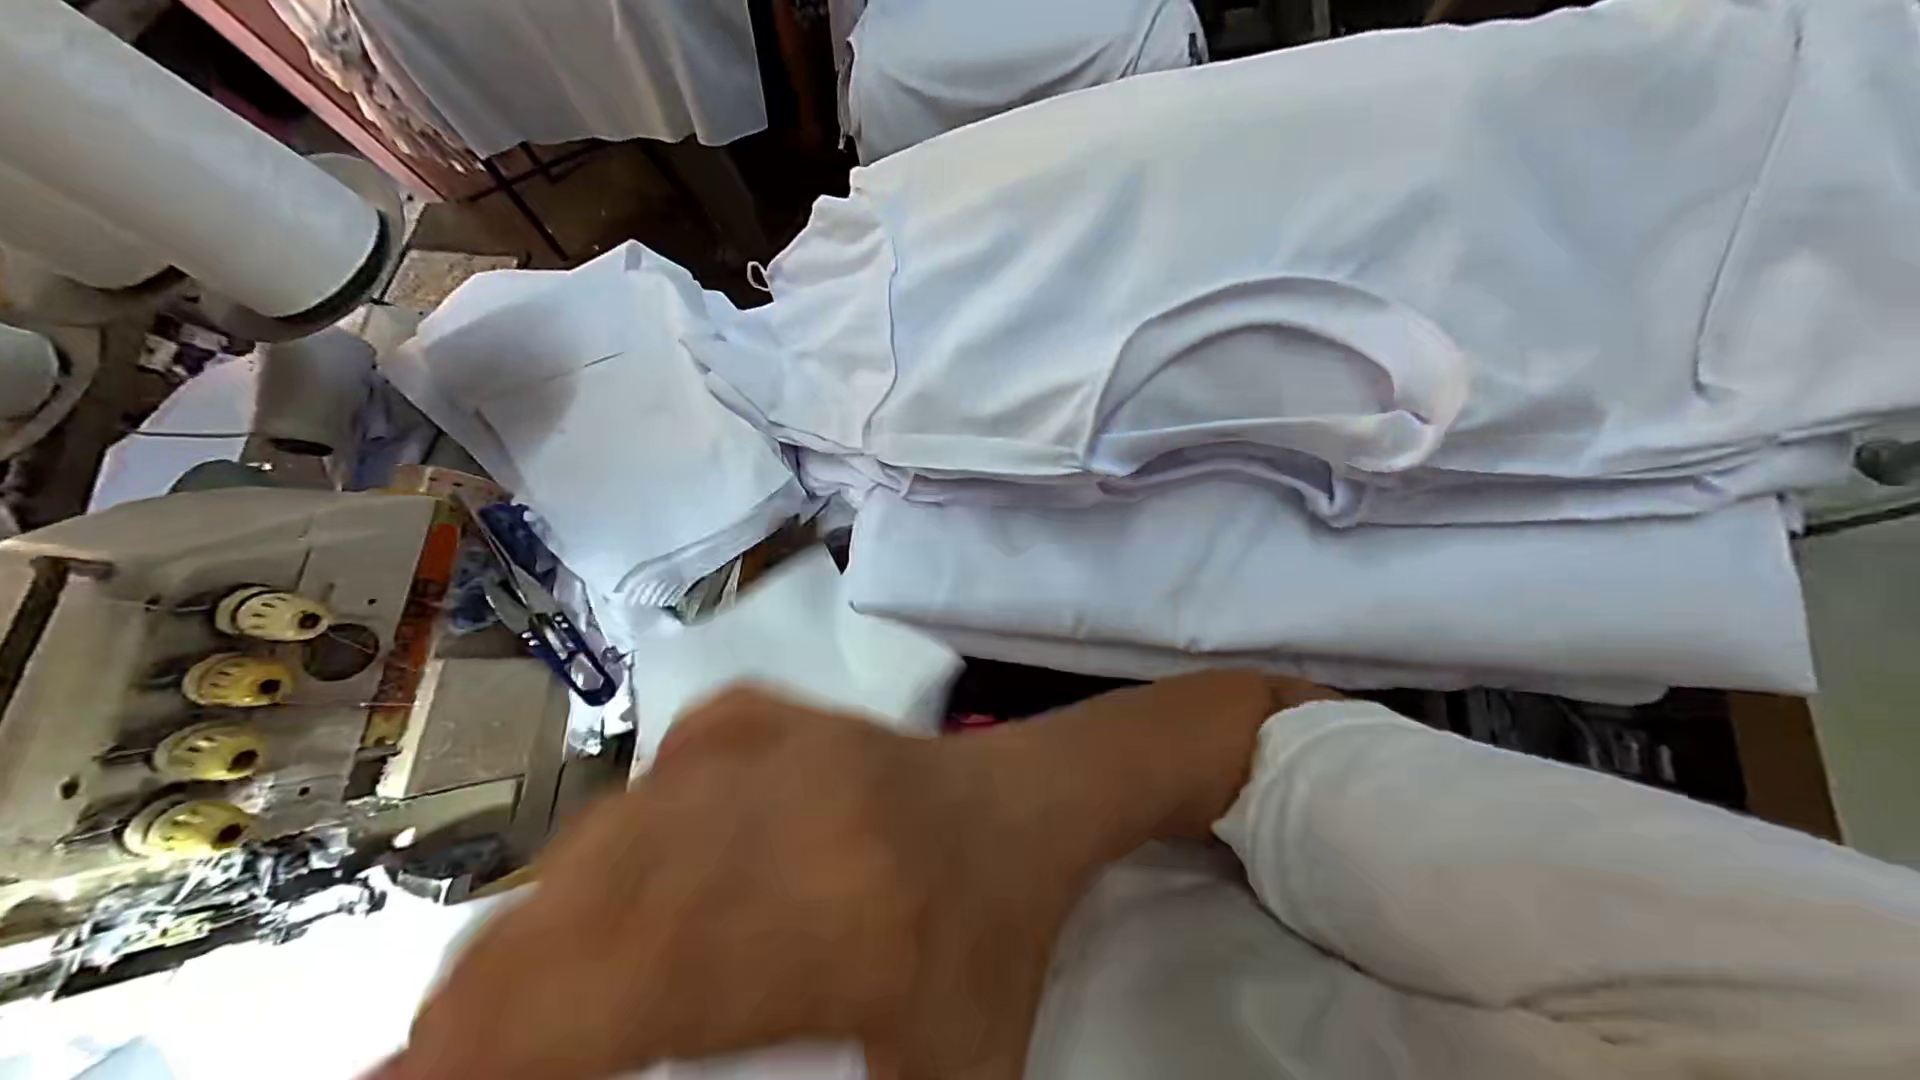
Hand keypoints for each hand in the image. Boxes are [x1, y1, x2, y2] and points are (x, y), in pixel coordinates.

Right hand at [375, 673, 1326, 1079]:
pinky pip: (664, 763)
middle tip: (438, 1053)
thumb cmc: (986, 955)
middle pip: (599, 901)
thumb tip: (632, 1062)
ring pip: (615, 829)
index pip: (629, 983)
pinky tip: (613, 866)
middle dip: (493, 991)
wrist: (1019, 809)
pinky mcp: (776, 708)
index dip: (502, 1044)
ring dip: (542, 913)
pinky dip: (616, 828)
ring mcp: (782, 741)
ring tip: (500, 980)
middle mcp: (791, 814)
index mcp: (836, 921)